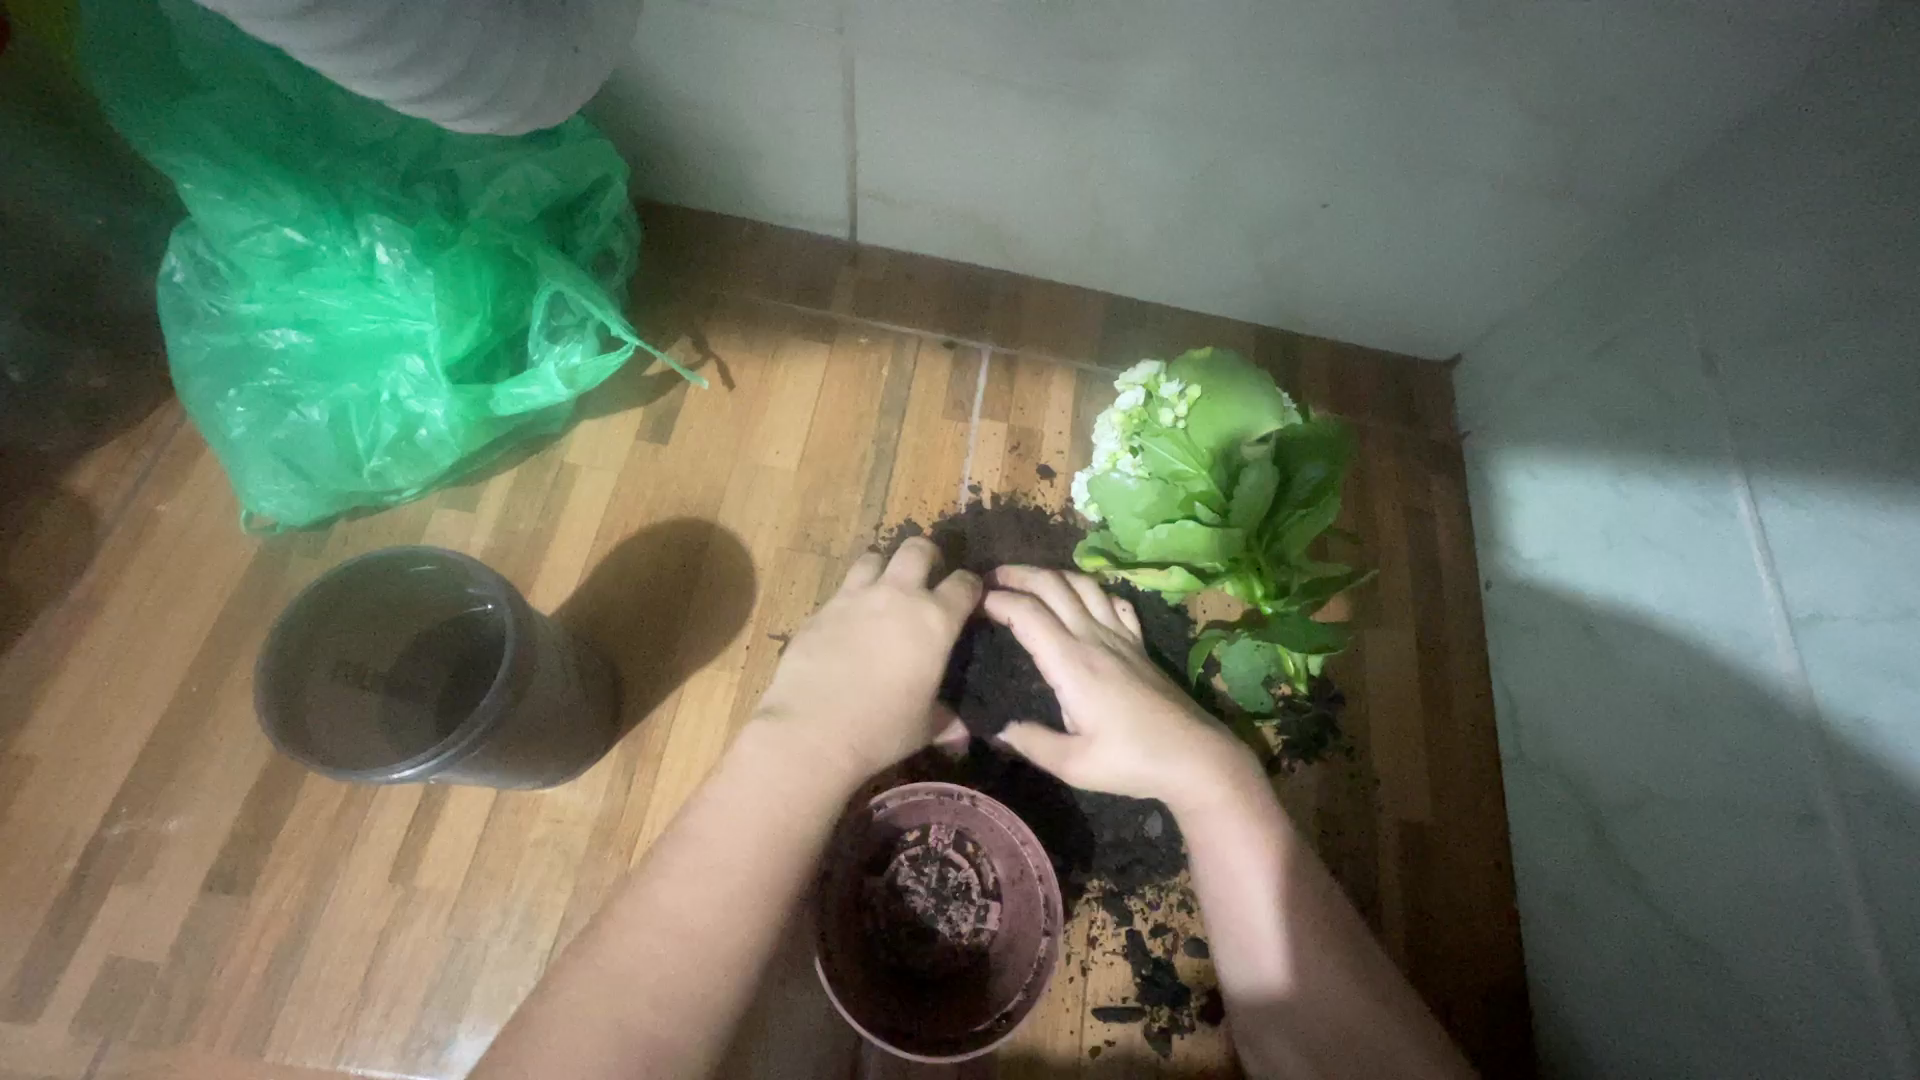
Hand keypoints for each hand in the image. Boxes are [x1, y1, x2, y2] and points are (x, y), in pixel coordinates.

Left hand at [753, 538, 980, 777]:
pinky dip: (852, 596)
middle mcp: (897, 596)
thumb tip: (962, 732)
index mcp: (935, 620)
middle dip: (928, 556)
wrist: (811, 730)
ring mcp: (855, 598)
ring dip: (885, 568)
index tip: (969, 595)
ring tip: (885, 589)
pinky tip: (850, 621)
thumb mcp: (924, 728)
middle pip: (917, 549)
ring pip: (874, 558)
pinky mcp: (821, 609)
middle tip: (929, 575)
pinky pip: (842, 589)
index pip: (964, 584)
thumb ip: (947, 720)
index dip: (970, 586)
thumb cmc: (880, 730)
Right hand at [983, 566, 1253, 808]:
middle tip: (990, 578)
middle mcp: (1094, 638)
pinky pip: (1114, 601)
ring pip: (1084, 584)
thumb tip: (998, 730)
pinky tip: (1084, 597)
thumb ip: (1032, 744)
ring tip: (1029, 579)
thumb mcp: (1074, 766)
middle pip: (1053, 585)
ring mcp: (1121, 636)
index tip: (973, 602)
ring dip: (1052, 574)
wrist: (1196, 757)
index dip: (997, 600)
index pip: (1027, 614)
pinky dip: (1092, 590)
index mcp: (1072, 663)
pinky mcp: (1139, 644)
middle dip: (1018, 574)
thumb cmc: (1132, 762)